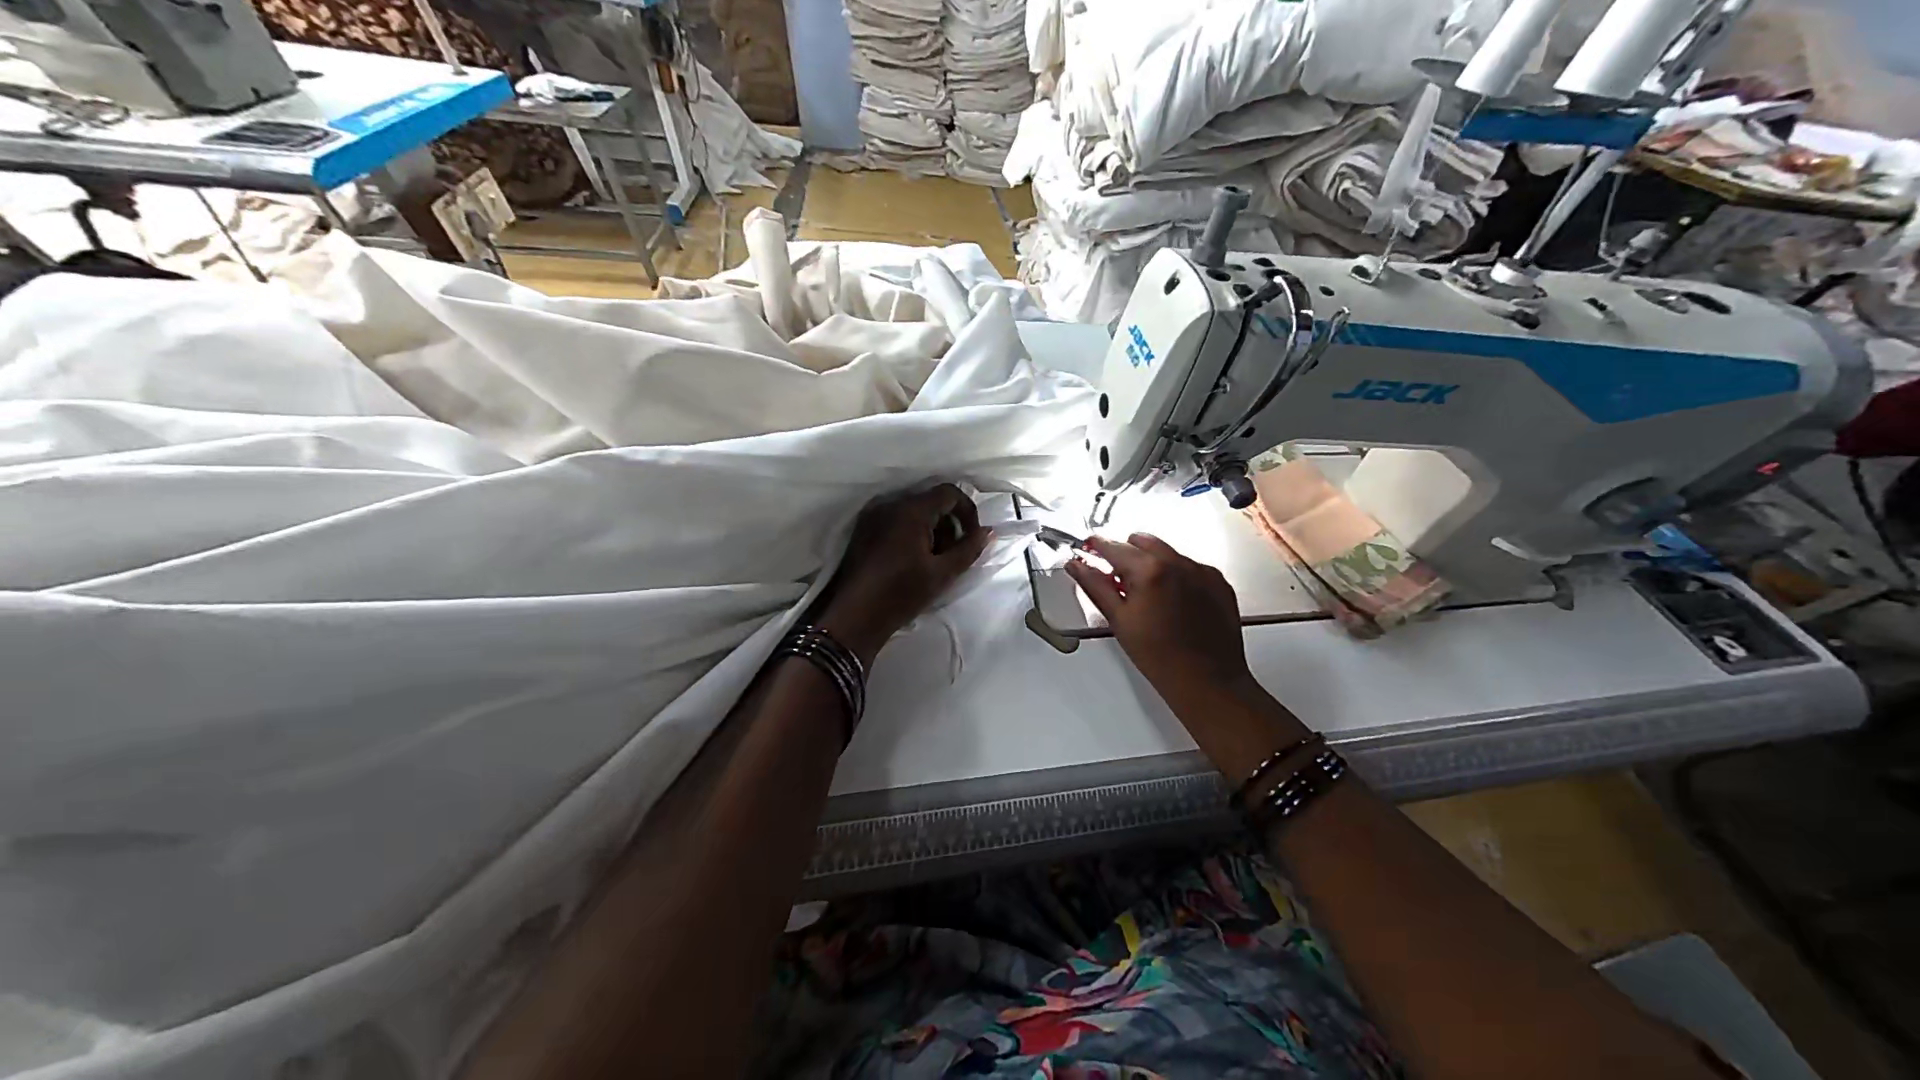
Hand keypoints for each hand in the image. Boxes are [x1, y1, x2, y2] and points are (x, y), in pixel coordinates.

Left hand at [814, 484, 991, 664]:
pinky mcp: (864, 531)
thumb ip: (969, 549)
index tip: (972, 538)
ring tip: (934, 563)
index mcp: (910, 511)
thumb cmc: (901, 594)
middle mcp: (890, 505)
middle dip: (949, 525)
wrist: (855, 617)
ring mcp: (873, 517)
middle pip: (931, 502)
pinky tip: (913, 563)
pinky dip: (912, 535)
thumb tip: (987, 532)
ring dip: (931, 531)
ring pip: (914, 513)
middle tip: (953, 556)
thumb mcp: (942, 574)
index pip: (949, 493)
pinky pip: (897, 522)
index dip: (968, 511)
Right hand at [1065, 533, 1307, 778]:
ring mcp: (1202, 572)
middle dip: (1126, 554)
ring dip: (1152, 564)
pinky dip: (1177, 575)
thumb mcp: (1118, 619)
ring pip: (1168, 553)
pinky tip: (1171, 601)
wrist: (1206, 680)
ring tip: (1145, 594)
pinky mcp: (1219, 583)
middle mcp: (1179, 563)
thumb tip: (1078, 566)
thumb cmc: (1163, 658)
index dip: (1097, 546)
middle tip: (1116, 576)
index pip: (1114, 546)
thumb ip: (1095, 585)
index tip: (1090, 547)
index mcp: (1150, 570)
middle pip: (1143, 543)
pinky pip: (1192, 567)